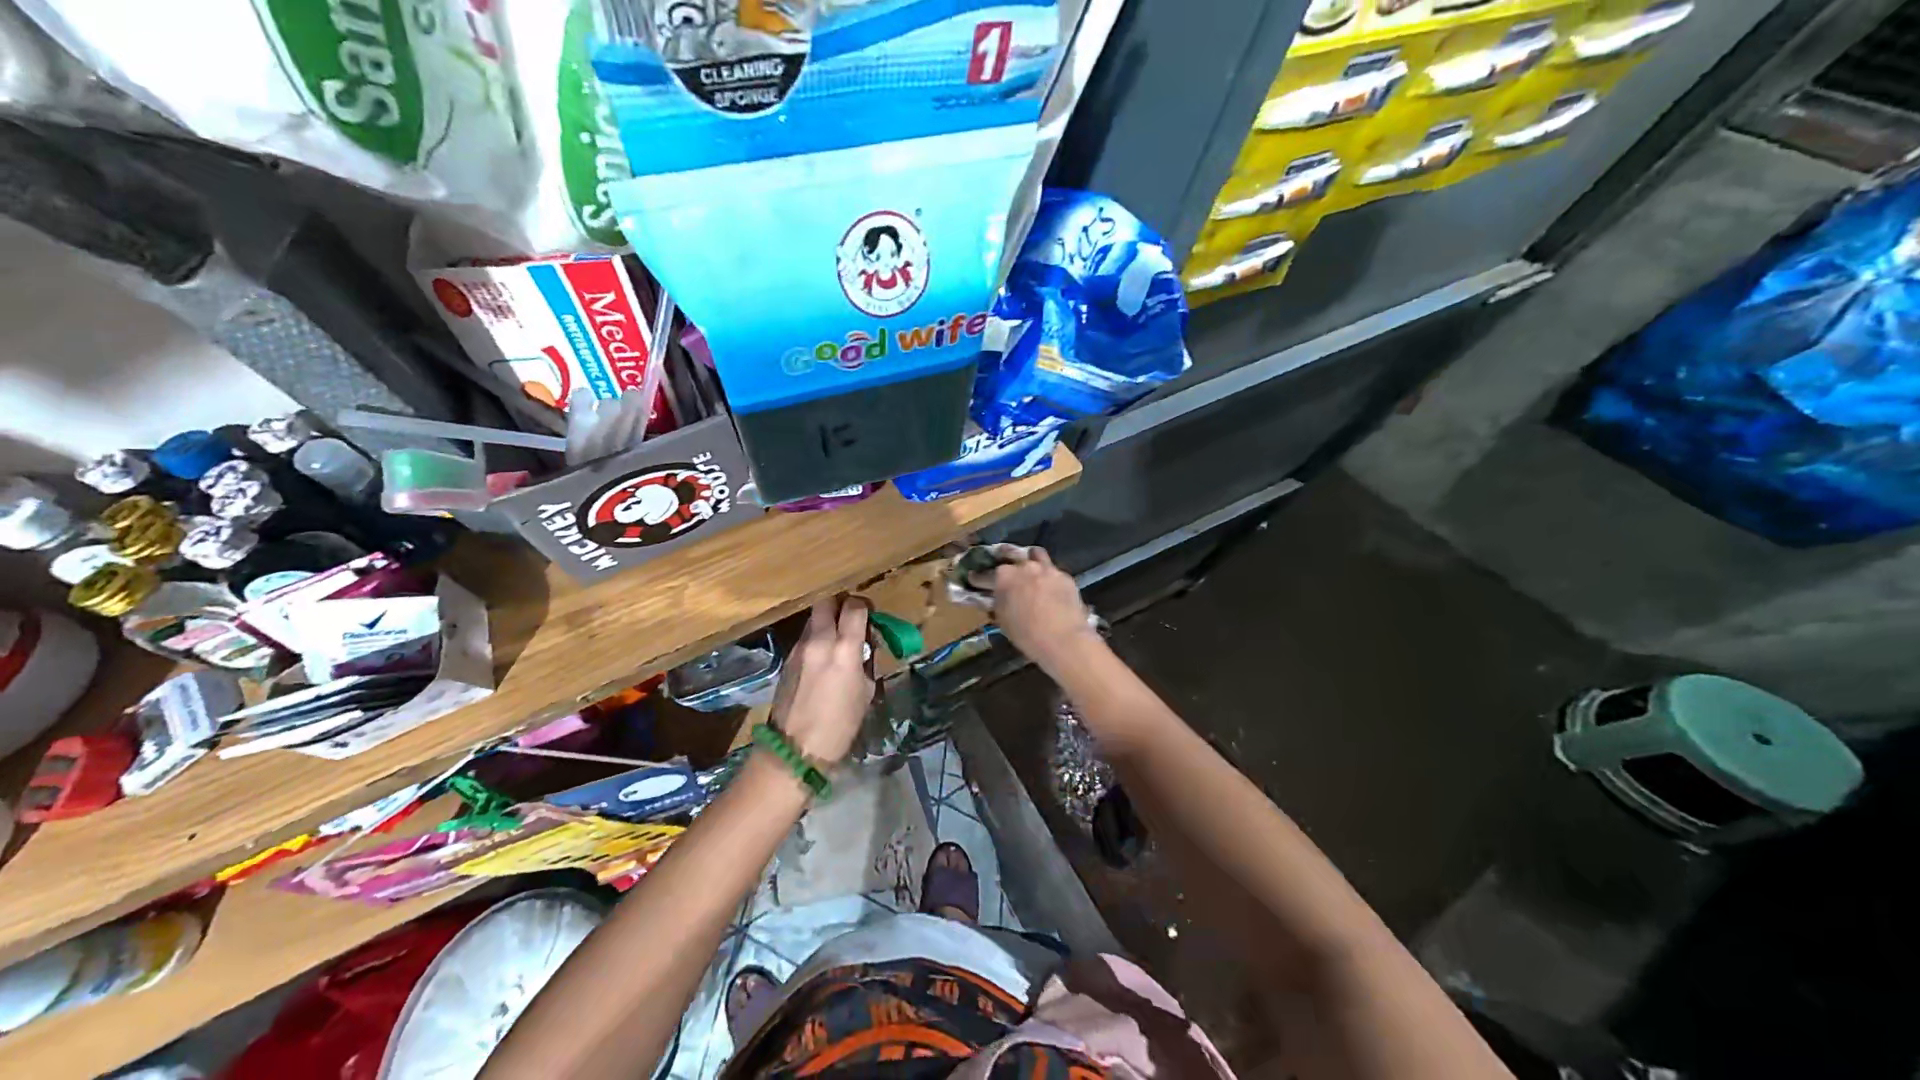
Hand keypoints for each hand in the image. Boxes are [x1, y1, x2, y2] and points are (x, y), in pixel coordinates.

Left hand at [768, 595, 873, 763]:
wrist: (797, 748)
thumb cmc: (841, 725)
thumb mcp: (865, 692)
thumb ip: (865, 662)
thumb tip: (863, 648)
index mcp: (844, 649)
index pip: (854, 607)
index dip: (864, 606)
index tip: (869, 614)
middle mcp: (819, 641)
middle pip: (827, 602)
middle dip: (840, 604)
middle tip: (850, 617)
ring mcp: (798, 648)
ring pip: (814, 619)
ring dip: (826, 621)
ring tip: (836, 639)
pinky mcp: (786, 659)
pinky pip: (804, 637)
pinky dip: (816, 639)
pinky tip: (822, 657)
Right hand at [988, 548, 1098, 669]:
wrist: (1063, 639)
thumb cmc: (1026, 634)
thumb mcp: (1003, 621)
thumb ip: (996, 605)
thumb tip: (993, 599)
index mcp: (1004, 577)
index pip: (984, 575)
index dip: (977, 578)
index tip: (973, 579)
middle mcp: (1024, 567)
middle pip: (1010, 554)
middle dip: (1003, 558)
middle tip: (1003, 568)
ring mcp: (1047, 569)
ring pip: (1035, 554)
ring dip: (1030, 559)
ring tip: (1029, 568)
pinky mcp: (1065, 576)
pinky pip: (1053, 571)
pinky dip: (1048, 576)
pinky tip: (1050, 586)